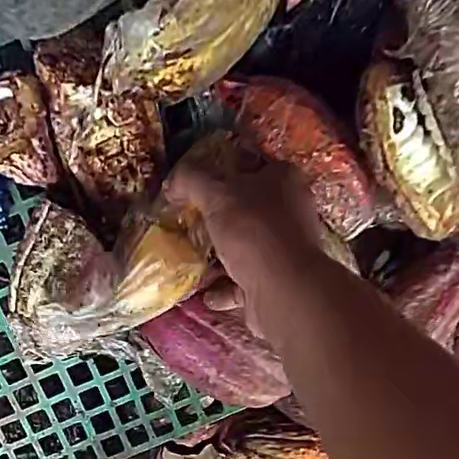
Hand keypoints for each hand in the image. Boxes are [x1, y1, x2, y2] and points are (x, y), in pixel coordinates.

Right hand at [166, 154, 331, 326]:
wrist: (282, 290)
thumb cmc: (253, 231)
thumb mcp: (217, 195)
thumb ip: (191, 181)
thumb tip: (171, 182)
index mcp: (281, 179)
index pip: (249, 165)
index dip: (220, 173)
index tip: (193, 187)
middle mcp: (287, 212)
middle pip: (244, 212)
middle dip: (214, 223)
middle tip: (187, 227)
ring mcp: (283, 250)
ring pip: (243, 250)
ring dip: (216, 261)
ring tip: (191, 265)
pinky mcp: (275, 282)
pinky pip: (243, 283)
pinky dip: (224, 289)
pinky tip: (207, 294)